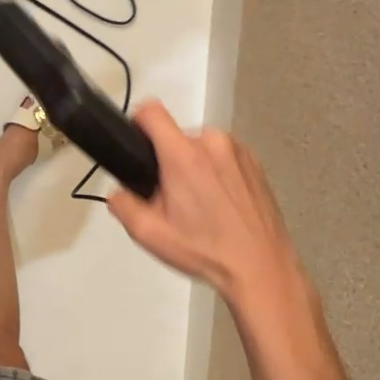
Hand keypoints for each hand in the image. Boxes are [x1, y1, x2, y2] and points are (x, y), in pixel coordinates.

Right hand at [108, 102, 312, 314]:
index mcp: (184, 155)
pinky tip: (219, 206)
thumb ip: (122, 205)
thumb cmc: (204, 250)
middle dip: (167, 161)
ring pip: (200, 148)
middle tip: (170, 200)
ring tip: (198, 206)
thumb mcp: (148, 234)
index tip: (135, 147)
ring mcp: (239, 150)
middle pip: (175, 137)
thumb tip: (119, 192)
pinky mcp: (256, 163)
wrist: (261, 267)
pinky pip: (223, 157)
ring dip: (193, 167)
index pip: (151, 112)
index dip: (136, 124)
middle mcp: (213, 143)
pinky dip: (215, 174)